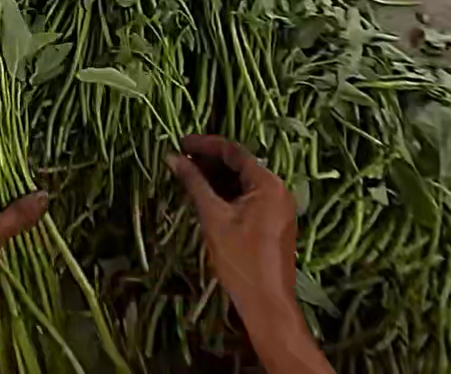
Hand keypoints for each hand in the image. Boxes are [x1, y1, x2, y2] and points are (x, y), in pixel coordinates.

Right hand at [169, 136, 330, 373]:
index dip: (204, 144)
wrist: (268, 308)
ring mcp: (277, 206)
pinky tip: (205, 194)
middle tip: (181, 160)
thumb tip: (172, 157)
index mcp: (268, 183)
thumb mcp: (213, 216)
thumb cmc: (241, 259)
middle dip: (209, 161)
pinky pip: (247, 196)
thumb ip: (194, 182)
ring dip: (216, 177)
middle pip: (238, 164)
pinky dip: (226, 192)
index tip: (180, 143)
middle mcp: (277, 189)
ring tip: (188, 175)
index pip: (233, 151)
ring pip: (242, 180)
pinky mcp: (273, 221)